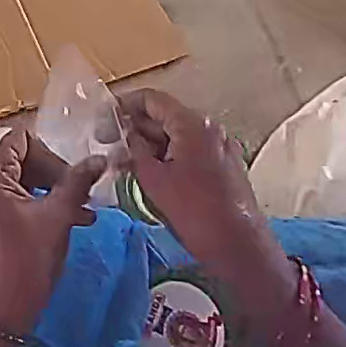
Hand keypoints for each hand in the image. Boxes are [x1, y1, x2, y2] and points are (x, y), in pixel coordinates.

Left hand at [0, 128, 101, 335]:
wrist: (7, 307)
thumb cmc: (28, 257)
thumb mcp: (58, 215)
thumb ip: (78, 181)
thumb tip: (101, 158)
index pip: (22, 140)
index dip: (50, 153)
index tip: (73, 174)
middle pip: (25, 156)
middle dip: (56, 171)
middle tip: (81, 191)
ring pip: (29, 176)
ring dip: (57, 187)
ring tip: (85, 206)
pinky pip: (26, 194)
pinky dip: (49, 201)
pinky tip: (77, 217)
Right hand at [118, 90, 293, 320]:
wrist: (239, 247)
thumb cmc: (194, 212)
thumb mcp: (154, 179)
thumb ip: (135, 148)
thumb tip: (125, 131)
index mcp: (192, 124)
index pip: (153, 99)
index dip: (126, 105)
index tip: (106, 119)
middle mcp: (210, 128)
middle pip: (166, 116)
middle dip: (137, 128)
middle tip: (110, 144)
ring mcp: (221, 146)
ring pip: (178, 135)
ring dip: (152, 144)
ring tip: (126, 162)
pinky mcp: (225, 164)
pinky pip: (191, 150)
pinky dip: (170, 156)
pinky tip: (152, 173)